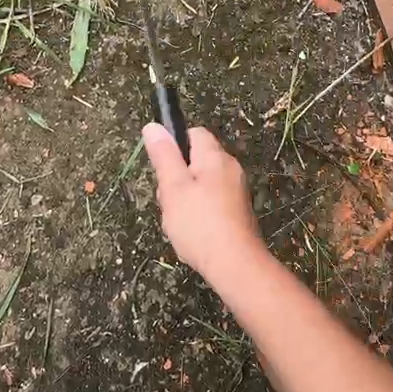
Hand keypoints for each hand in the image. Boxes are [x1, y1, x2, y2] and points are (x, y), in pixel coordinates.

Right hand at [141, 123, 267, 282]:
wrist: (235, 265)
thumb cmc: (199, 223)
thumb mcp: (173, 187)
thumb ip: (163, 156)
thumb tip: (154, 126)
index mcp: (215, 156)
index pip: (193, 133)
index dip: (174, 146)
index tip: (164, 170)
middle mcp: (230, 168)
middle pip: (196, 161)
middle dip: (177, 179)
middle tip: (168, 201)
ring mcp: (236, 191)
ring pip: (201, 185)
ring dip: (185, 199)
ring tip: (178, 222)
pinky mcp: (238, 211)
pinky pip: (212, 202)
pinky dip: (199, 213)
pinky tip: (192, 234)